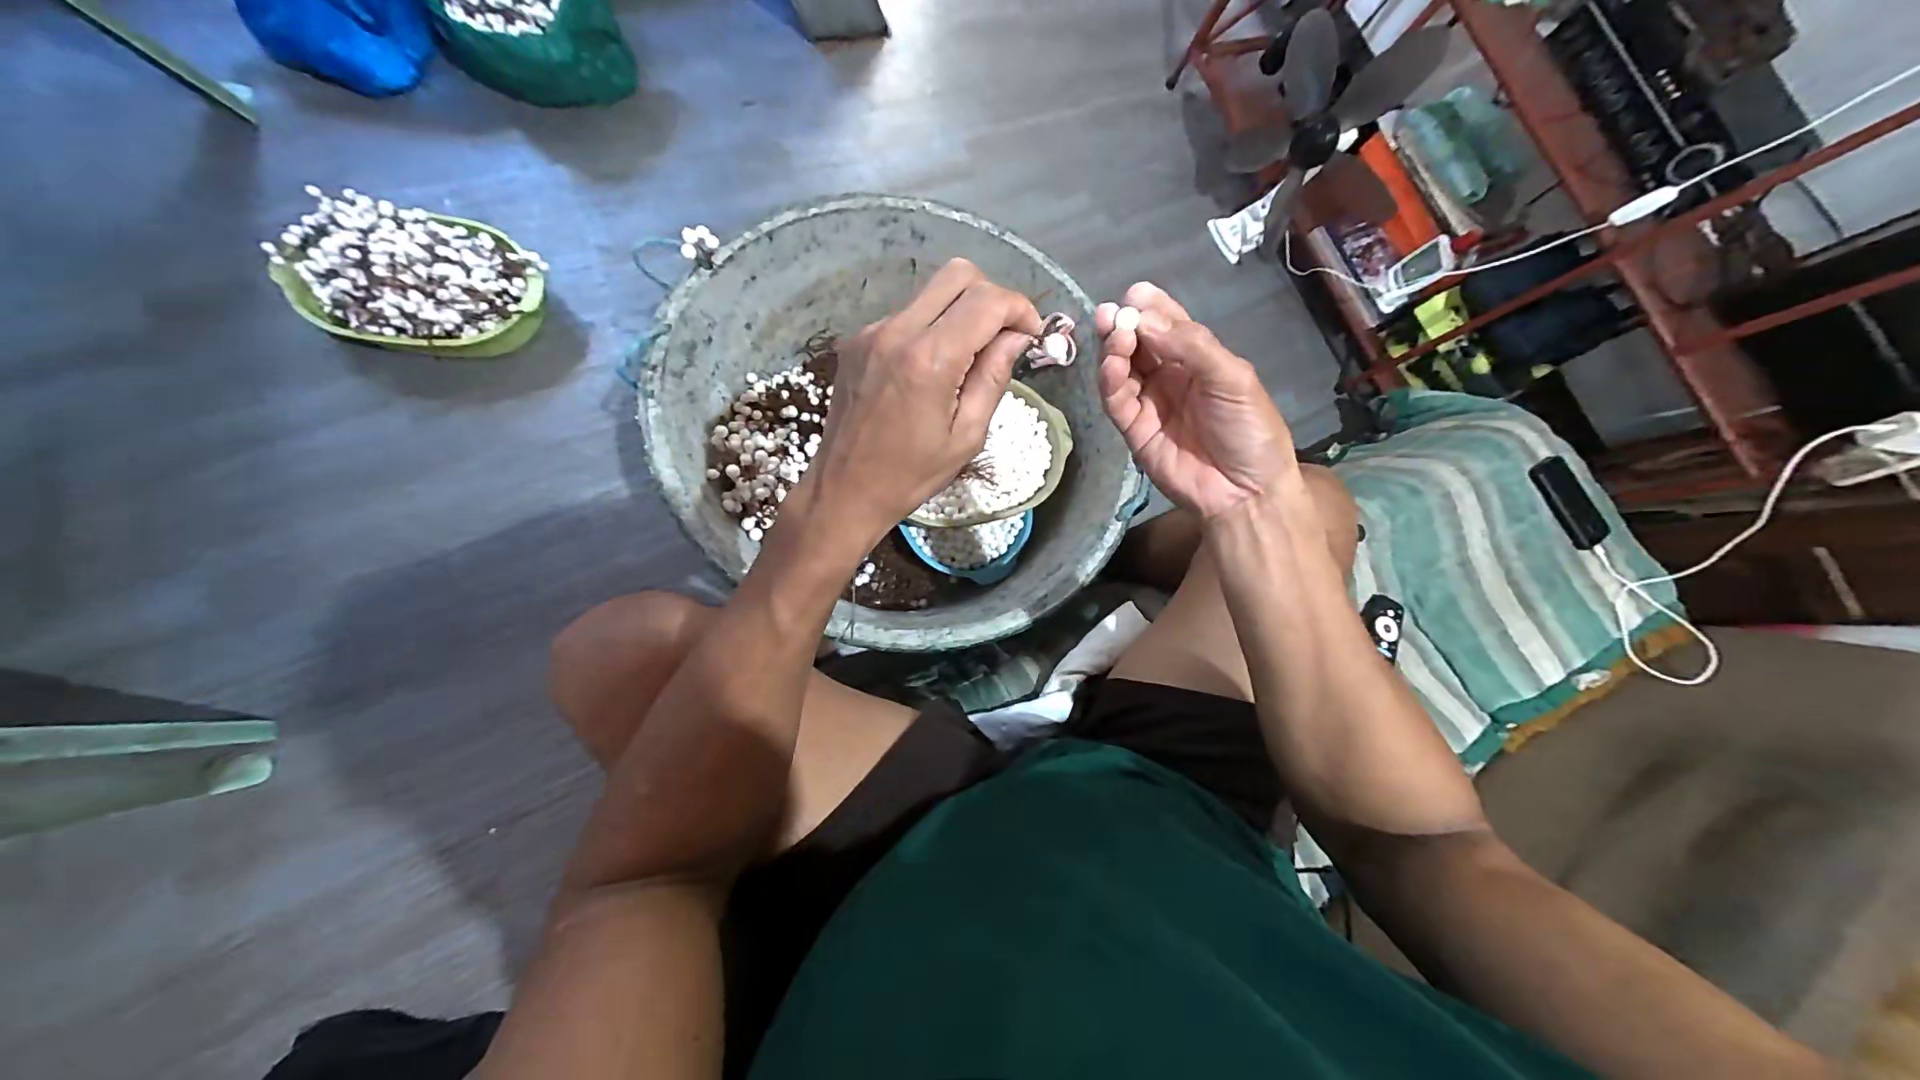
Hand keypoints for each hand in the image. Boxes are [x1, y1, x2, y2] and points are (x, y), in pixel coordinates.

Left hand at [805, 258, 1041, 538]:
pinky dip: (930, 328)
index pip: (987, 301)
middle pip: (958, 274)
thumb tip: (1018, 336)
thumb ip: (994, 376)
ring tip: (967, 358)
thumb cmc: (911, 473)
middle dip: (991, 297)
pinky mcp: (857, 341)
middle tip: (1002, 336)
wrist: (845, 489)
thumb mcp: (967, 435)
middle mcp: (897, 332)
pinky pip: (906, 315)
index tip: (1031, 334)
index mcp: (930, 360)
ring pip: (930, 293)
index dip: (1020, 309)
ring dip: (959, 312)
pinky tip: (931, 369)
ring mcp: (872, 332)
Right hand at [1096, 282, 1296, 519]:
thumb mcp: (1233, 379)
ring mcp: (1149, 403)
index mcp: (1197, 359)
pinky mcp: (1134, 431)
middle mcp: (1168, 376)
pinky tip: (1112, 365)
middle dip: (1123, 326)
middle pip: (1137, 344)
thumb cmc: (1251, 430)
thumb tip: (1143, 320)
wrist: (1246, 491)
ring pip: (1121, 369)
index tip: (1134, 295)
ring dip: (1113, 350)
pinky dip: (1110, 381)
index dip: (1149, 308)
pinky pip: (1116, 401)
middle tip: (1111, 314)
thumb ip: (1191, 347)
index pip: (1166, 325)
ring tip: (1114, 337)